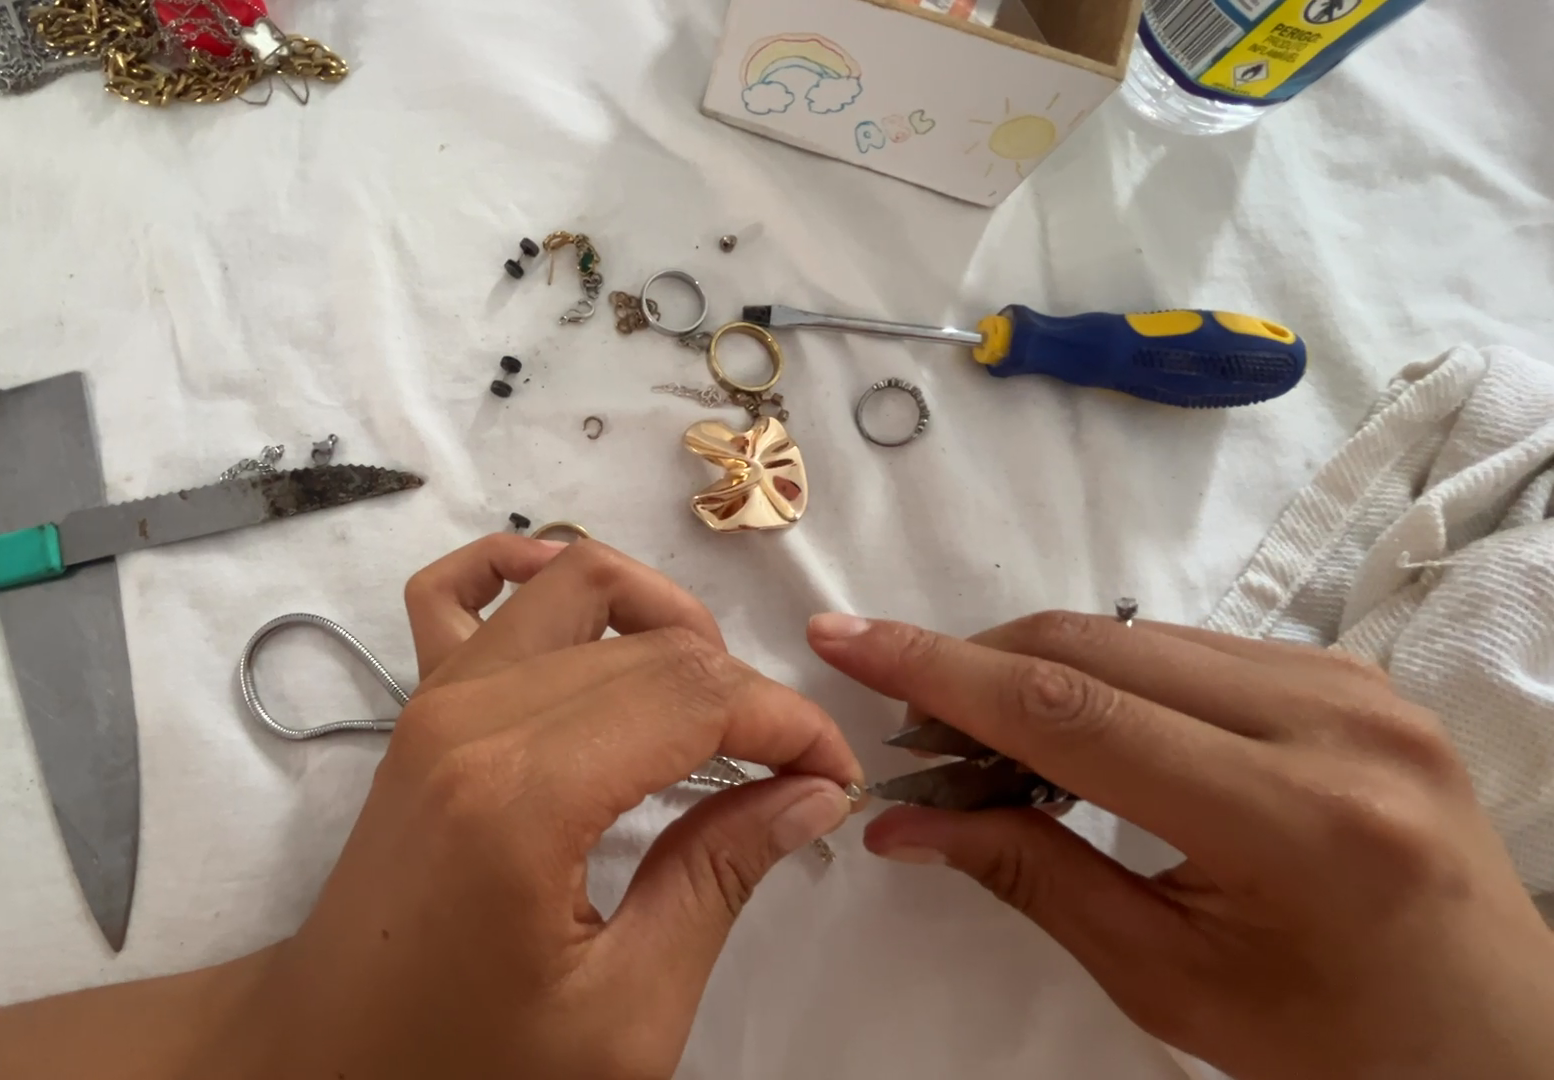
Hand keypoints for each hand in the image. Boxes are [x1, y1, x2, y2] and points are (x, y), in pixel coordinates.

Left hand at [270, 536, 862, 1078]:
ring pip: (577, 585)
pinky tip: (576, 600)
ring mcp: (438, 693)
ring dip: (663, 615)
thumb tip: (808, 792)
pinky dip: (522, 566)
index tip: (831, 774)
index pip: (694, 697)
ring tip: (705, 691)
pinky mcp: (420, 698)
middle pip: (653, 644)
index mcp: (525, 796)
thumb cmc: (472, 1060)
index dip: (787, 722)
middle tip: (785, 762)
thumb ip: (720, 878)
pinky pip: (455, 589)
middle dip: (745, 689)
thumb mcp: (625, 1014)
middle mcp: (475, 713)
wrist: (330, 1054)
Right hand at [809, 611, 1553, 1079]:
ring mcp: (1350, 684)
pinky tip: (1069, 725)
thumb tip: (893, 822)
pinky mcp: (1342, 671)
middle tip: (904, 721)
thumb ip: (1021, 873)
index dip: (935, 669)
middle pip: (1085, 650)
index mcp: (1300, 824)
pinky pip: (1166, 644)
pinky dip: (1087, 671)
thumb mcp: (1161, 979)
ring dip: (1021, 669)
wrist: (1509, 1051)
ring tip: (980, 733)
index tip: (842, 637)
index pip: (1066, 710)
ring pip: (1119, 634)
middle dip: (965, 666)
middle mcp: (1336, 724)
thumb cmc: (1332, 1045)